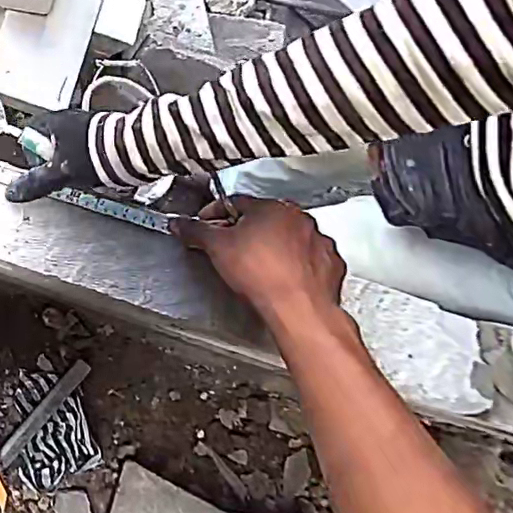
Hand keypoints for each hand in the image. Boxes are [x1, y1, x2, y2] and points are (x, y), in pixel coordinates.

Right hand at [4, 109, 94, 201]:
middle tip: (63, 175)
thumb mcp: (59, 173)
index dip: (31, 153)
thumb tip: (11, 193)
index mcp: (52, 122)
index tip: (39, 168)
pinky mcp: (103, 130)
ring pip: (71, 146)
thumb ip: (36, 183)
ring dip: (75, 162)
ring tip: (85, 175)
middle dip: (56, 161)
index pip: (30, 133)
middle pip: (51, 142)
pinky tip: (99, 169)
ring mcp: (87, 123)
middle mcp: (68, 118)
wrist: (130, 147)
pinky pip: (89, 146)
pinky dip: (91, 159)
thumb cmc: (91, 155)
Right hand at [171, 196, 346, 335]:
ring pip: (287, 238)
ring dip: (271, 246)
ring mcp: (318, 242)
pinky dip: (294, 264)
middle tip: (227, 247)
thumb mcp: (215, 247)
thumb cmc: (262, 275)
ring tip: (254, 266)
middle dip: (243, 230)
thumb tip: (181, 224)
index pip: (235, 202)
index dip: (215, 213)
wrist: (299, 310)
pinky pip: (307, 258)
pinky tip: (280, 277)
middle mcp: (299, 220)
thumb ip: (195, 230)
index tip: (207, 224)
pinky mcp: (330, 265)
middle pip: (262, 218)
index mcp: (271, 208)